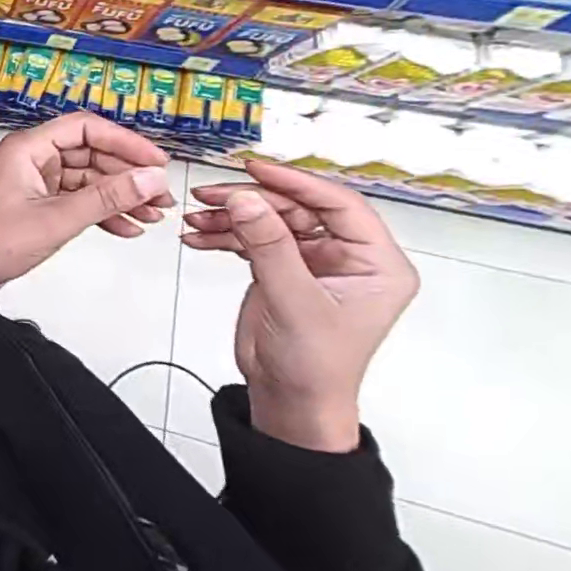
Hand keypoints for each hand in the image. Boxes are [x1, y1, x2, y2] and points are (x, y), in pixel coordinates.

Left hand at [0, 112, 174, 294]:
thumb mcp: (58, 220)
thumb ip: (107, 198)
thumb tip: (150, 178)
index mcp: (29, 147)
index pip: (86, 129)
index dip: (125, 142)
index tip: (155, 162)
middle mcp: (34, 157)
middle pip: (93, 153)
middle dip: (128, 175)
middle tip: (161, 196)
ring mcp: (38, 180)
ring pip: (90, 178)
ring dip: (121, 196)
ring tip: (153, 216)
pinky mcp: (42, 201)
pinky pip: (80, 199)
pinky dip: (103, 212)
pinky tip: (127, 228)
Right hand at [182, 160, 417, 452]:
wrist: (289, 402)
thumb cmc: (314, 366)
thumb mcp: (294, 301)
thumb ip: (269, 246)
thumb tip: (244, 199)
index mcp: (375, 262)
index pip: (338, 204)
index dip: (296, 182)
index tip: (256, 168)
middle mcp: (346, 255)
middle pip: (295, 208)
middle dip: (250, 201)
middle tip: (212, 197)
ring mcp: (311, 261)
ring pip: (269, 221)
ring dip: (230, 217)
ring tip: (195, 218)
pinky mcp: (281, 269)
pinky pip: (252, 239)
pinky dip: (223, 236)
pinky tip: (198, 237)